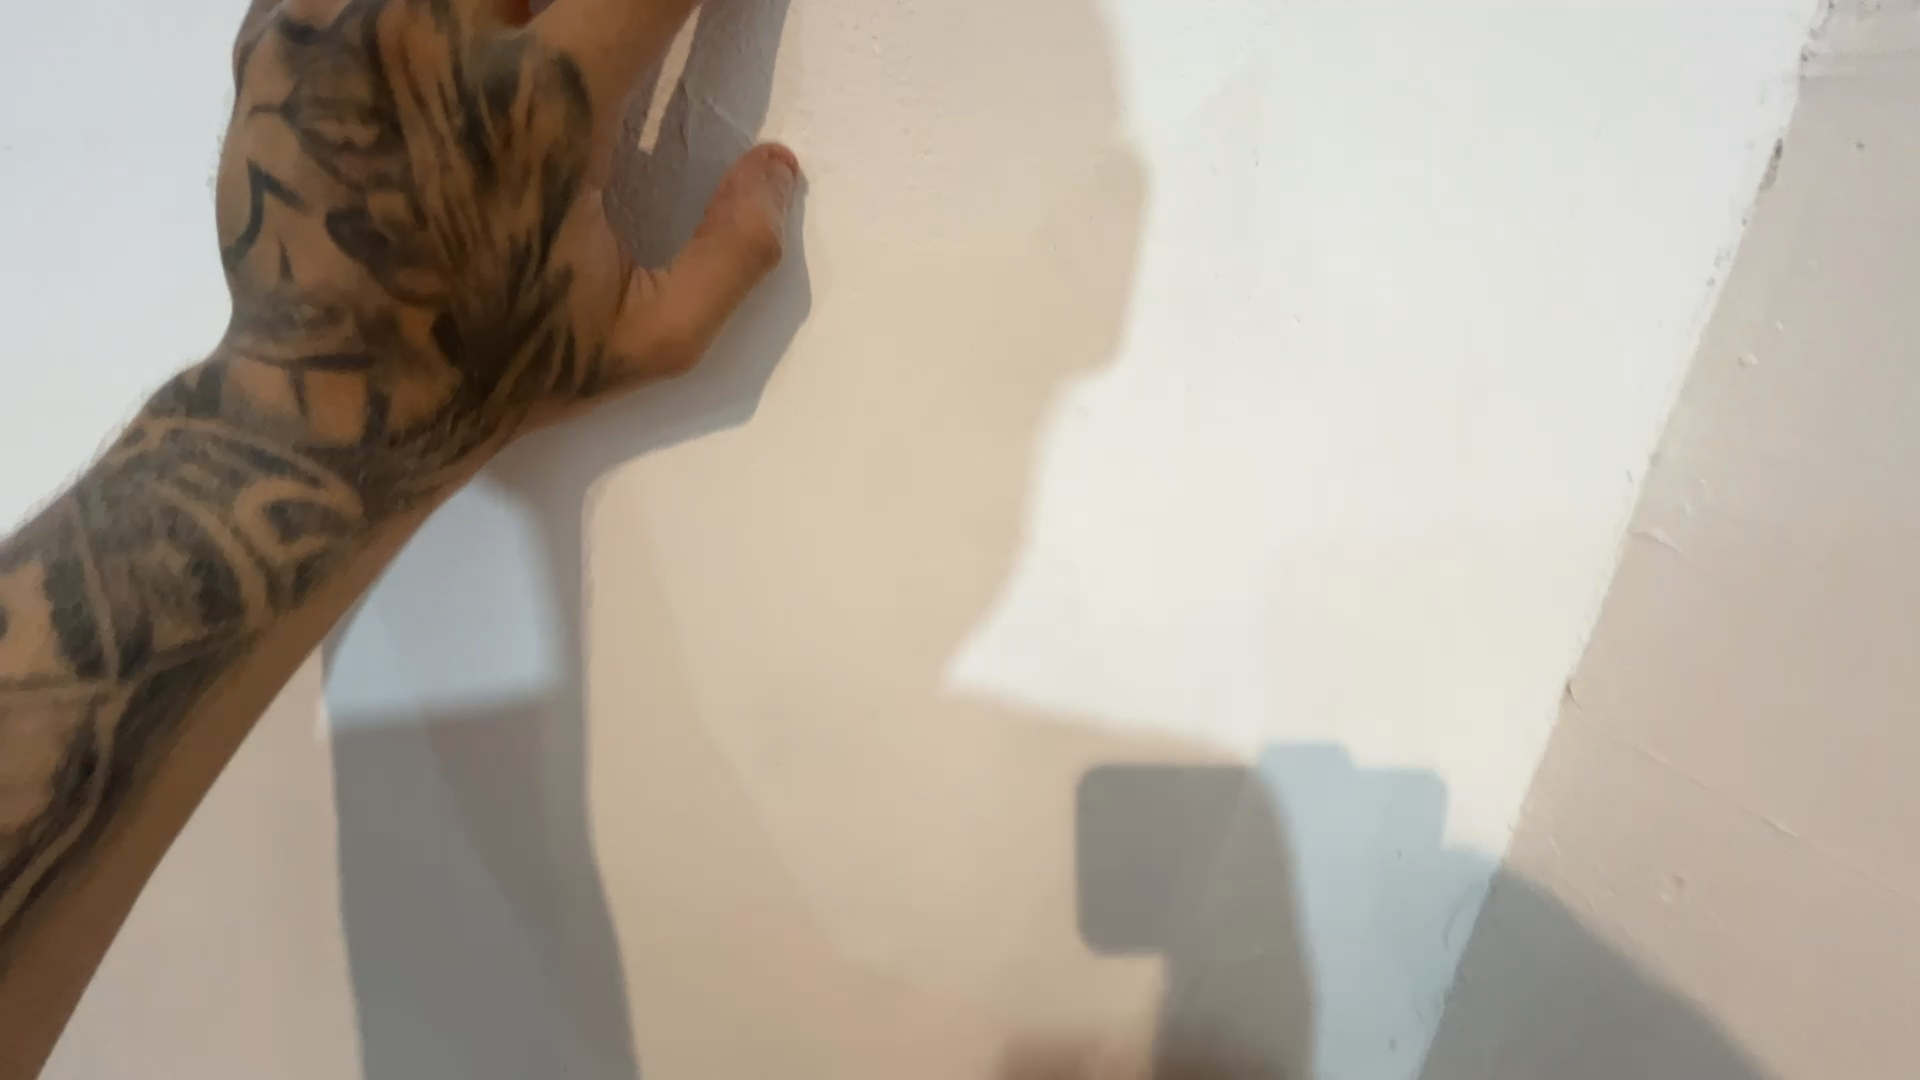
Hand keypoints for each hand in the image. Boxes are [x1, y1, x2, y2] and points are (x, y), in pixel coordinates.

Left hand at [215, 0, 797, 510]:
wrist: (347, 393)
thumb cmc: (514, 365)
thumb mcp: (658, 339)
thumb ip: (736, 253)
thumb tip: (777, 167)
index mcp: (545, 107)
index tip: (711, 5)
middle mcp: (435, 35)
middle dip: (599, 0)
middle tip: (618, 46)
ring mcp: (340, 19)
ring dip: (522, 6)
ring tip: (537, 65)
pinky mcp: (278, 31)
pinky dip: (440, 18)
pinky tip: (452, 74)